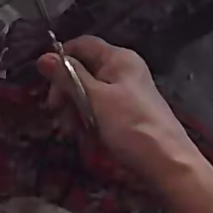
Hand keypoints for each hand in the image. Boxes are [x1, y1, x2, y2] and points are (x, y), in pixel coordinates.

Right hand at [40, 36, 206, 189]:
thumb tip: (42, 58)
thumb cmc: (132, 126)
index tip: (47, 82)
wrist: (170, 167)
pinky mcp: (125, 115)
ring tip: (71, 130)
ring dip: (74, 110)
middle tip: (56, 111)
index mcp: (119, 59)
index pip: (81, 45)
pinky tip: (85, 137)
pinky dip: (88, 122)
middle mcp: (122, 71)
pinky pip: (97, 110)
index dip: (61, 59)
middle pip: (81, 70)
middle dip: (66, 91)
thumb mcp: (94, 99)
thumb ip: (67, 76)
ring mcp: (124, 93)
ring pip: (86, 93)